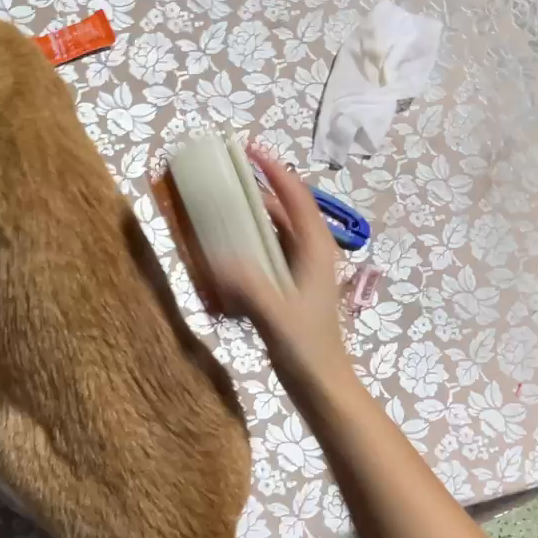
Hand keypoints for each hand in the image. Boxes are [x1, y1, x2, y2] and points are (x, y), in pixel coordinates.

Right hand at [207, 144, 351, 384]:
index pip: (297, 198)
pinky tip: (221, 265)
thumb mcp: (275, 313)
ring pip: (273, 239)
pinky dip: (245, 256)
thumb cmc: (306, 348)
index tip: (251, 151)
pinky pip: (265, 263)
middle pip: (283, 214)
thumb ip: (246, 284)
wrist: (322, 386)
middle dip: (256, 196)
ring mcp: (300, 276)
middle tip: (223, 185)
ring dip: (247, 227)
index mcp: (314, 251)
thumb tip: (215, 260)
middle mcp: (310, 257)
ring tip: (217, 218)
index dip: (275, 171)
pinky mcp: (289, 294)